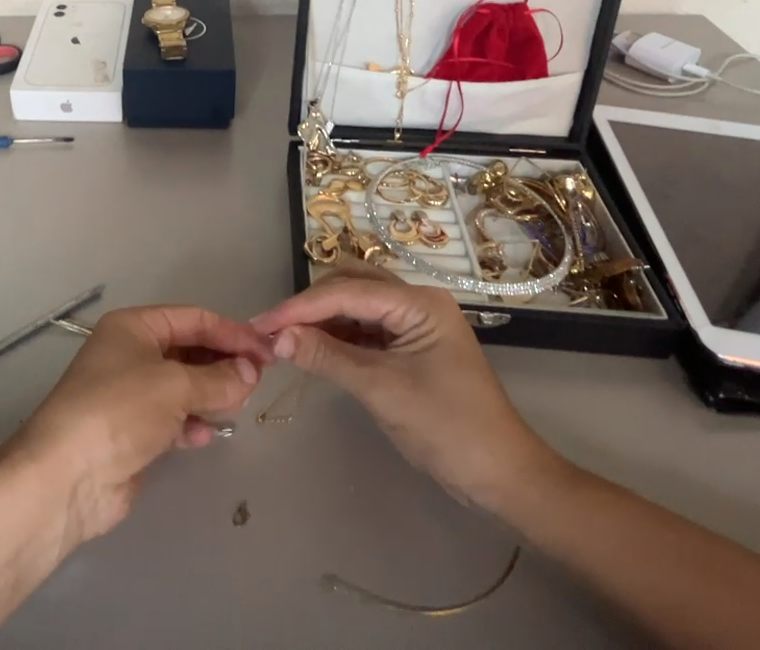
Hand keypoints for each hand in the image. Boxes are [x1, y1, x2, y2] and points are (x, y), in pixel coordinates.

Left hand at [0, 306, 271, 545]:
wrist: (68, 476)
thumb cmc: (119, 411)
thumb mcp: (174, 386)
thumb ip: (218, 377)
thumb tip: (250, 371)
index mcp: (133, 327)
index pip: (192, 318)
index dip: (231, 331)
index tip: (267, 351)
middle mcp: (130, 354)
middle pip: (188, 350)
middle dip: (222, 364)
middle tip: (257, 381)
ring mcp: (130, 395)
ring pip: (183, 386)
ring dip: (210, 394)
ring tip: (237, 407)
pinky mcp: (132, 432)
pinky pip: (173, 419)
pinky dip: (191, 423)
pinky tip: (205, 435)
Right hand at [250, 263, 561, 509]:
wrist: (499, 474)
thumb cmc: (447, 427)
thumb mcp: (381, 390)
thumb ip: (327, 357)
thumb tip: (275, 338)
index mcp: (419, 302)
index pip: (347, 292)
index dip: (300, 307)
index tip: (260, 325)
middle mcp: (415, 302)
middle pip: (348, 286)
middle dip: (307, 306)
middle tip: (268, 332)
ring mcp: (411, 324)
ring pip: (352, 305)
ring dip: (318, 319)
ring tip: (281, 339)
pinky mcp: (405, 346)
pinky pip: (361, 328)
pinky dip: (333, 335)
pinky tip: (308, 349)